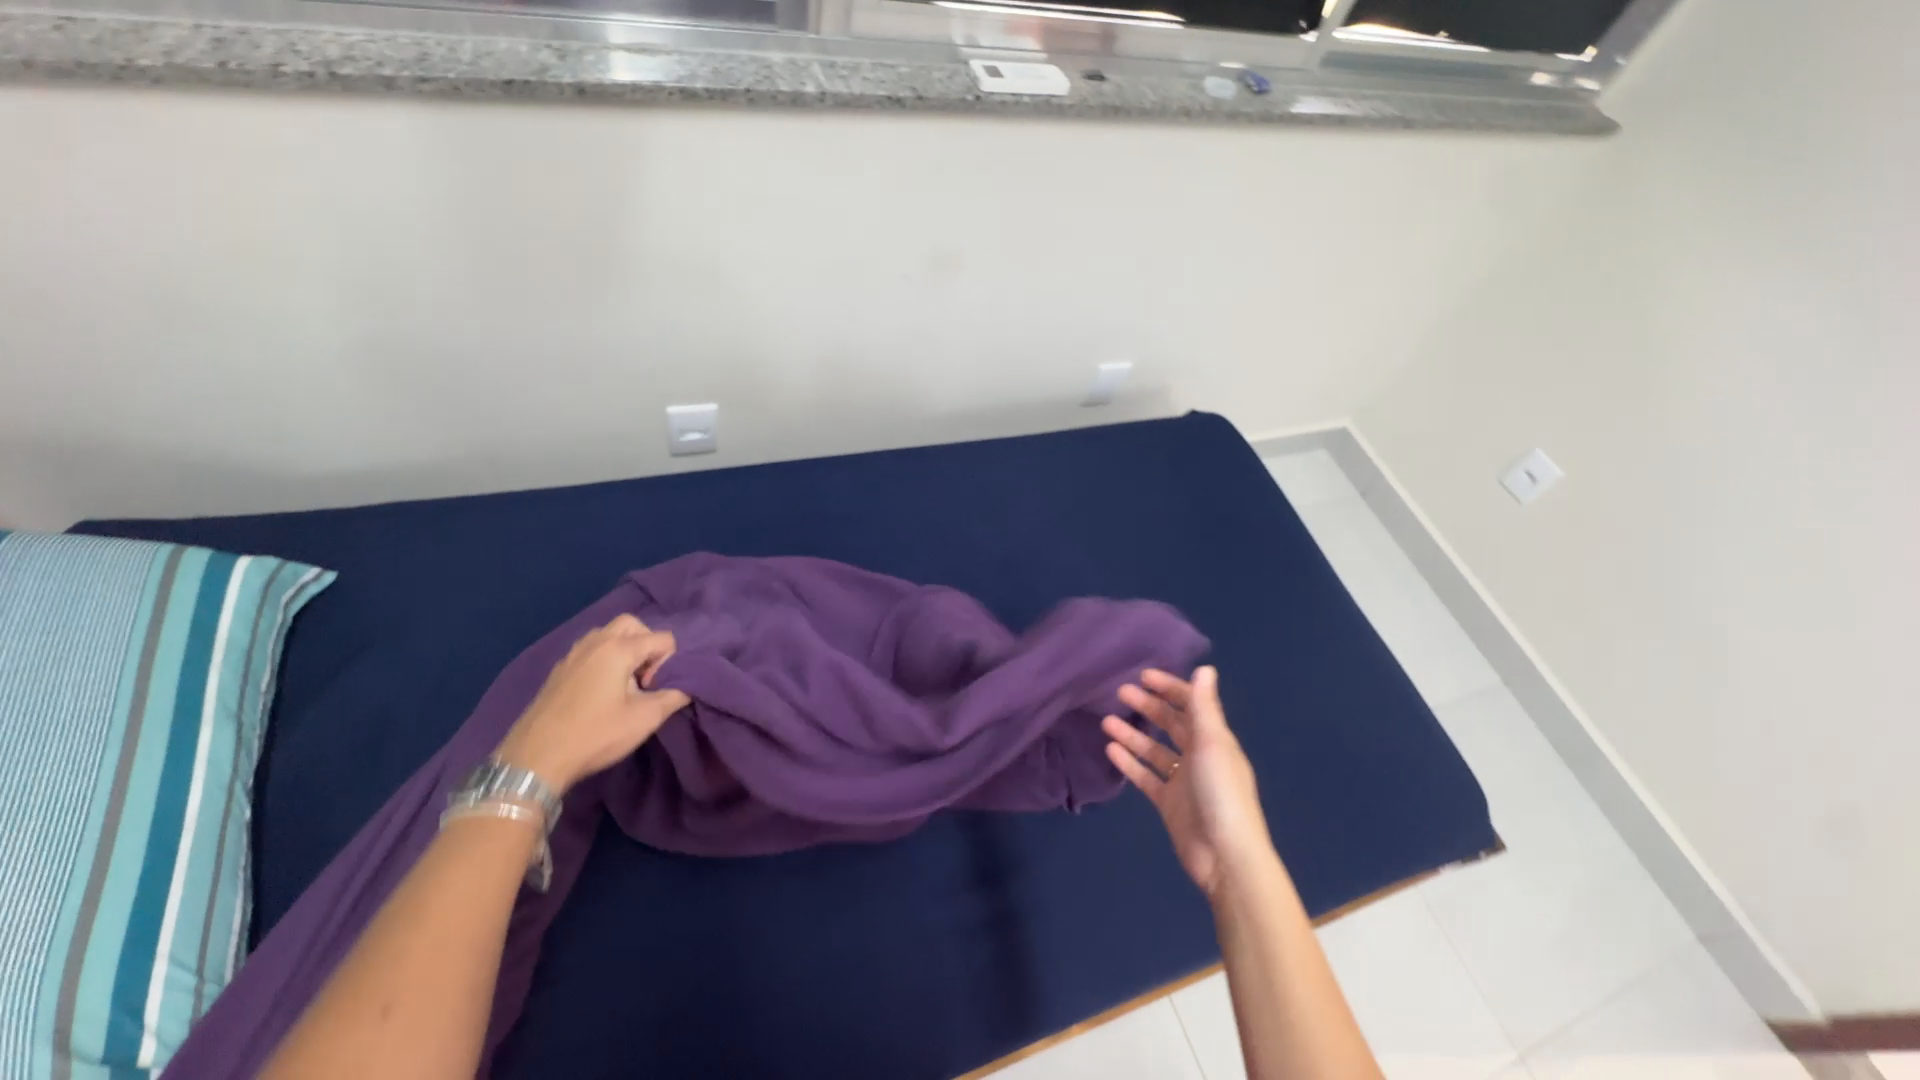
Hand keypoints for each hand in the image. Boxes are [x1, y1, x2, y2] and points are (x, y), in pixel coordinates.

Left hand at [494, 614, 689, 794]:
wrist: (536, 758)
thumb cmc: (595, 735)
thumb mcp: (644, 719)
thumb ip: (673, 696)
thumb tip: (686, 686)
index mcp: (618, 649)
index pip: (662, 638)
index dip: (669, 662)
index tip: (656, 689)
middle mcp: (595, 642)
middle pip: (632, 624)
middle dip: (647, 644)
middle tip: (647, 676)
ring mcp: (573, 654)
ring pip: (607, 634)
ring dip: (625, 649)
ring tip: (626, 683)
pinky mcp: (559, 669)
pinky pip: (590, 650)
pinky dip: (605, 658)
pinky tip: (602, 691)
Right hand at [1102, 666, 1274, 899]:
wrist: (1224, 855)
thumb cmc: (1222, 794)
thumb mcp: (1213, 745)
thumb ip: (1204, 708)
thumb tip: (1205, 668)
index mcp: (1216, 740)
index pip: (1192, 705)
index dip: (1171, 688)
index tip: (1144, 676)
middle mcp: (1200, 756)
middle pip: (1172, 724)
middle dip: (1149, 706)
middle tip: (1120, 692)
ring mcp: (1183, 781)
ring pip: (1154, 750)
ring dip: (1133, 734)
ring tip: (1107, 721)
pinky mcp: (1169, 803)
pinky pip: (1146, 776)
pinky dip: (1130, 762)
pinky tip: (1111, 750)